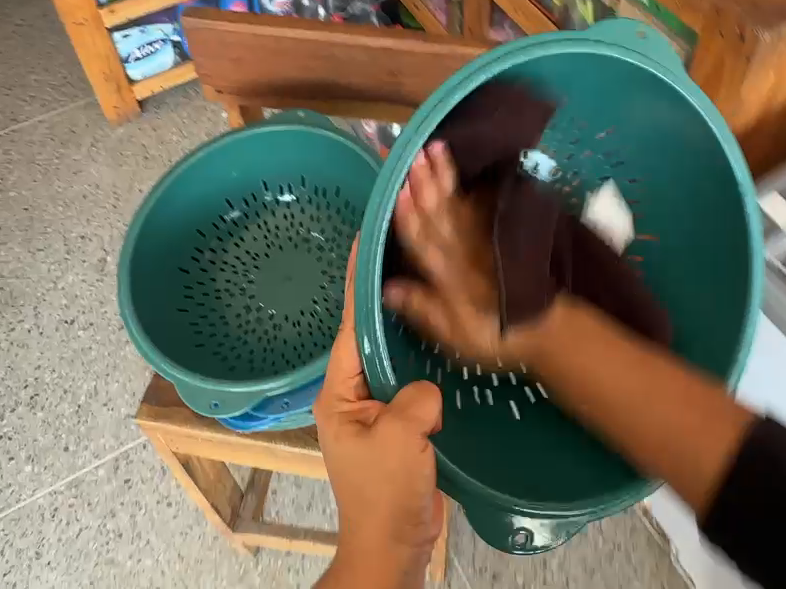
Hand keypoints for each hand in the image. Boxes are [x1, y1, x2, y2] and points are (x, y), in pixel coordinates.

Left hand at [316, 242, 444, 588]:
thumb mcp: (400, 440)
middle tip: (408, 252)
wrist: (394, 545)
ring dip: (408, 325)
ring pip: (392, 353)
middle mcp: (354, 391)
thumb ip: (415, 399)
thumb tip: (428, 387)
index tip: (366, 240)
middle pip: (370, 332)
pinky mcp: (399, 420)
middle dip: (386, 295)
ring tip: (429, 283)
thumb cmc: (385, 494)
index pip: (351, 325)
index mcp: (341, 391)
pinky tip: (445, 337)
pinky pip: (410, 377)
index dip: (359, 283)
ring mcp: (376, 406)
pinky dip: (424, 357)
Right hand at [382, 141, 550, 367]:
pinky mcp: (491, 234)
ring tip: (436, 149)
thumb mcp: (453, 333)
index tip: (400, 190)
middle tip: (416, 154)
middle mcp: (458, 251)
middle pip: (438, 213)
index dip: (409, 217)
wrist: (543, 328)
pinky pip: (475, 205)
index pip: (421, 241)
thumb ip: (422, 308)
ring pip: (455, 203)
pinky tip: (458, 168)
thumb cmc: (491, 335)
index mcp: (445, 276)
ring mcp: (477, 240)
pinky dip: (466, 185)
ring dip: (444, 175)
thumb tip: (386, 287)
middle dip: (426, 183)